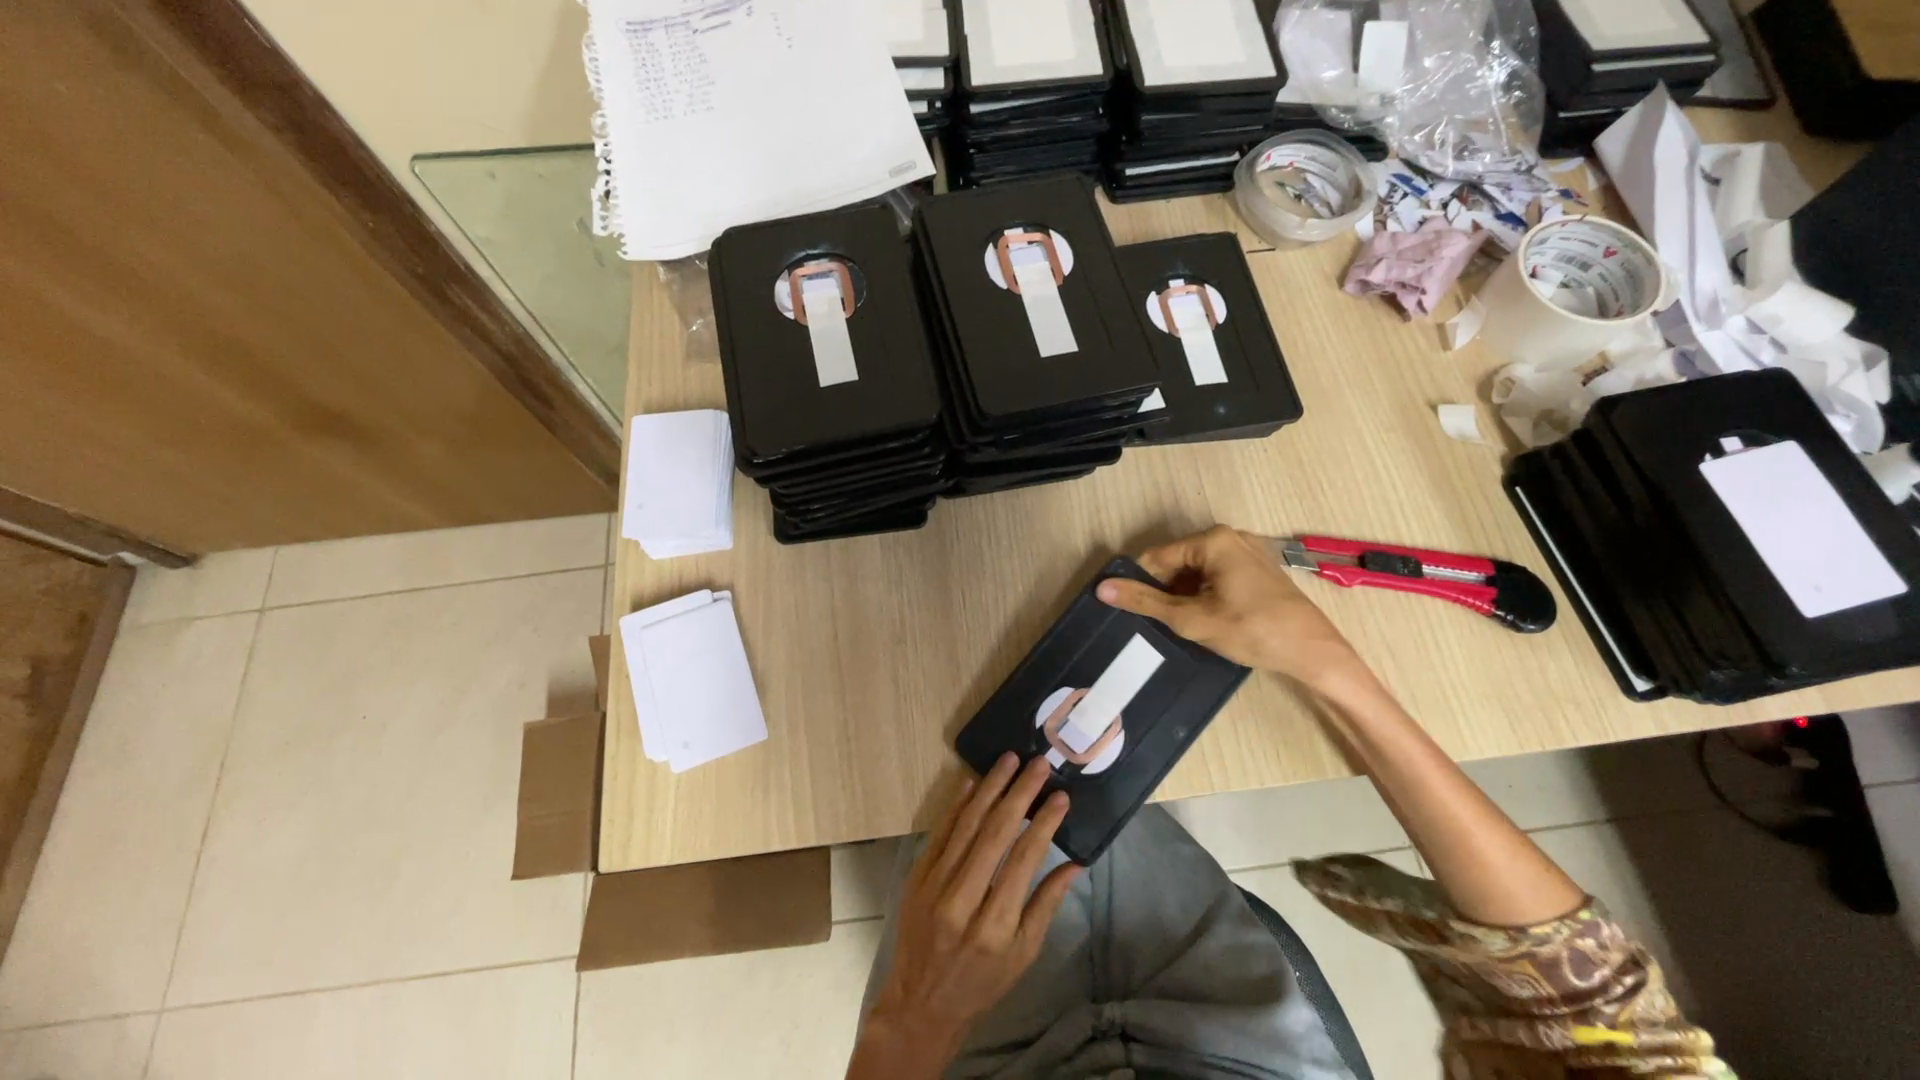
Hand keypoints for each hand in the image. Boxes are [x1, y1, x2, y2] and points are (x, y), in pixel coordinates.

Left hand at [851, 754, 1079, 1077]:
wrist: (921, 1002)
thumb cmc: (982, 983)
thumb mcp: (1023, 955)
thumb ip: (1046, 905)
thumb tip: (1074, 863)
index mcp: (995, 925)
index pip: (1024, 860)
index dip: (1044, 824)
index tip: (1061, 797)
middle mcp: (962, 900)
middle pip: (994, 833)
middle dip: (1019, 794)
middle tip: (1039, 764)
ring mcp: (933, 886)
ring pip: (965, 826)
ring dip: (989, 789)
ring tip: (1008, 760)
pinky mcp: (915, 878)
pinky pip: (939, 834)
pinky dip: (955, 806)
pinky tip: (971, 783)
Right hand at [1097, 525, 1364, 689]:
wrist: (1312, 651)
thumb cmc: (1252, 631)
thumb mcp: (1191, 619)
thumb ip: (1145, 602)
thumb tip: (1102, 588)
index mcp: (1212, 540)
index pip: (1156, 558)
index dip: (1140, 585)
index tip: (1131, 613)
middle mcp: (1229, 537)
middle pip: (1176, 562)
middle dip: (1164, 592)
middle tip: (1162, 625)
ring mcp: (1246, 552)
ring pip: (1195, 572)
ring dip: (1184, 597)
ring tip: (1184, 627)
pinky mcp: (1256, 570)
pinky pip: (1215, 577)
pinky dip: (1204, 596)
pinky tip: (1207, 621)